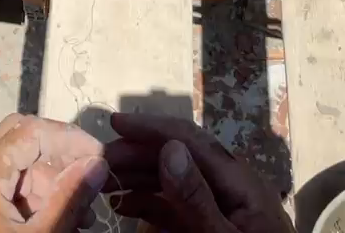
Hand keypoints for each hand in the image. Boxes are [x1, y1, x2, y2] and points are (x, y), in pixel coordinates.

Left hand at [0, 114, 109, 232]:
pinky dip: (33, 195)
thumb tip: (97, 162)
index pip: (30, 131)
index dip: (68, 138)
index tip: (100, 156)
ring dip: (49, 177)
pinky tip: (61, 217)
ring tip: (84, 211)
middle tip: (90, 174)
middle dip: (58, 153)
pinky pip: (4, 184)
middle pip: (18, 138)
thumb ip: (70, 198)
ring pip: (13, 161)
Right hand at [102, 112, 293, 232]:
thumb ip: (198, 200)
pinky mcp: (211, 229)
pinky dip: (149, 203)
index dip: (151, 127)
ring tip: (107, 180)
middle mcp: (230, 187)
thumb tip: (169, 148)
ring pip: (173, 180)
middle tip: (103, 159)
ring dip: (139, 176)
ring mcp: (220, 209)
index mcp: (241, 182)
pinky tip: (124, 206)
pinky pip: (176, 207)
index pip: (190, 139)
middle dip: (138, 153)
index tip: (115, 122)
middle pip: (178, 156)